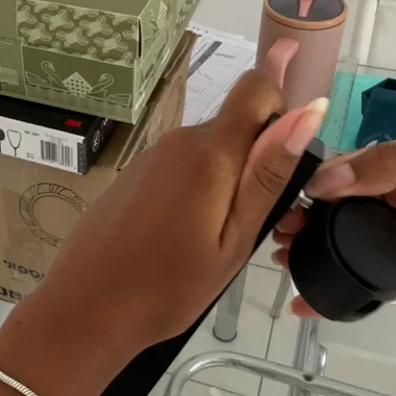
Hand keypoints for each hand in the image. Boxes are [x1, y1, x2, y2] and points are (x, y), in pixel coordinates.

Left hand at [18, 41, 327, 358]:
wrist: (87, 307)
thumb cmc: (168, 286)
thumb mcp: (234, 239)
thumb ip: (268, 173)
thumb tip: (308, 111)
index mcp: (210, 153)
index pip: (255, 88)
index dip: (282, 89)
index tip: (303, 117)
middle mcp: (179, 141)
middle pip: (236, 123)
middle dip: (260, 154)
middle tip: (264, 218)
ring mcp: (152, 157)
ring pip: (209, 148)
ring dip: (228, 177)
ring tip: (220, 237)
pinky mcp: (135, 174)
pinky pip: (181, 165)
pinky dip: (199, 187)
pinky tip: (187, 235)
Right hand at [273, 131, 395, 327]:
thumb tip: (328, 180)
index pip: (361, 163)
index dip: (323, 178)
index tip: (288, 198)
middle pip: (351, 204)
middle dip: (312, 217)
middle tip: (277, 236)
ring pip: (358, 243)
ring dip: (320, 252)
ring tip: (284, 262)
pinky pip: (379, 283)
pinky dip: (345, 292)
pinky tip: (310, 302)